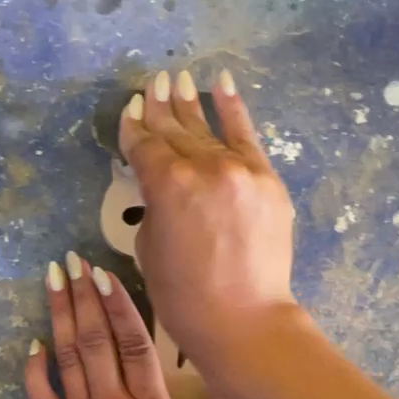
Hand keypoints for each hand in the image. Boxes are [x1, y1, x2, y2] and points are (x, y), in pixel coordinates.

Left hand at [24, 252, 245, 398]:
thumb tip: (239, 393)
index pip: (136, 345)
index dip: (120, 304)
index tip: (105, 272)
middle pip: (97, 339)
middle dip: (83, 296)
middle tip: (69, 261)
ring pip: (69, 358)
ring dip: (59, 316)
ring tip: (52, 280)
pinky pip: (42, 397)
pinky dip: (35, 369)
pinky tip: (34, 343)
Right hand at [119, 69, 297, 368]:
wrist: (242, 319)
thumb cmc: (182, 295)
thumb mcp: (148, 248)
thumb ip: (154, 207)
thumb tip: (163, 190)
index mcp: (166, 185)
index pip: (144, 146)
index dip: (134, 128)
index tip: (131, 109)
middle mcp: (204, 167)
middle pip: (175, 132)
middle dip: (160, 108)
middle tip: (152, 83)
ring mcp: (240, 170)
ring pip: (208, 131)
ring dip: (190, 104)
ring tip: (178, 79)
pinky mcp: (267, 180)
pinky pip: (247, 136)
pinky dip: (233, 110)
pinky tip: (221, 85)